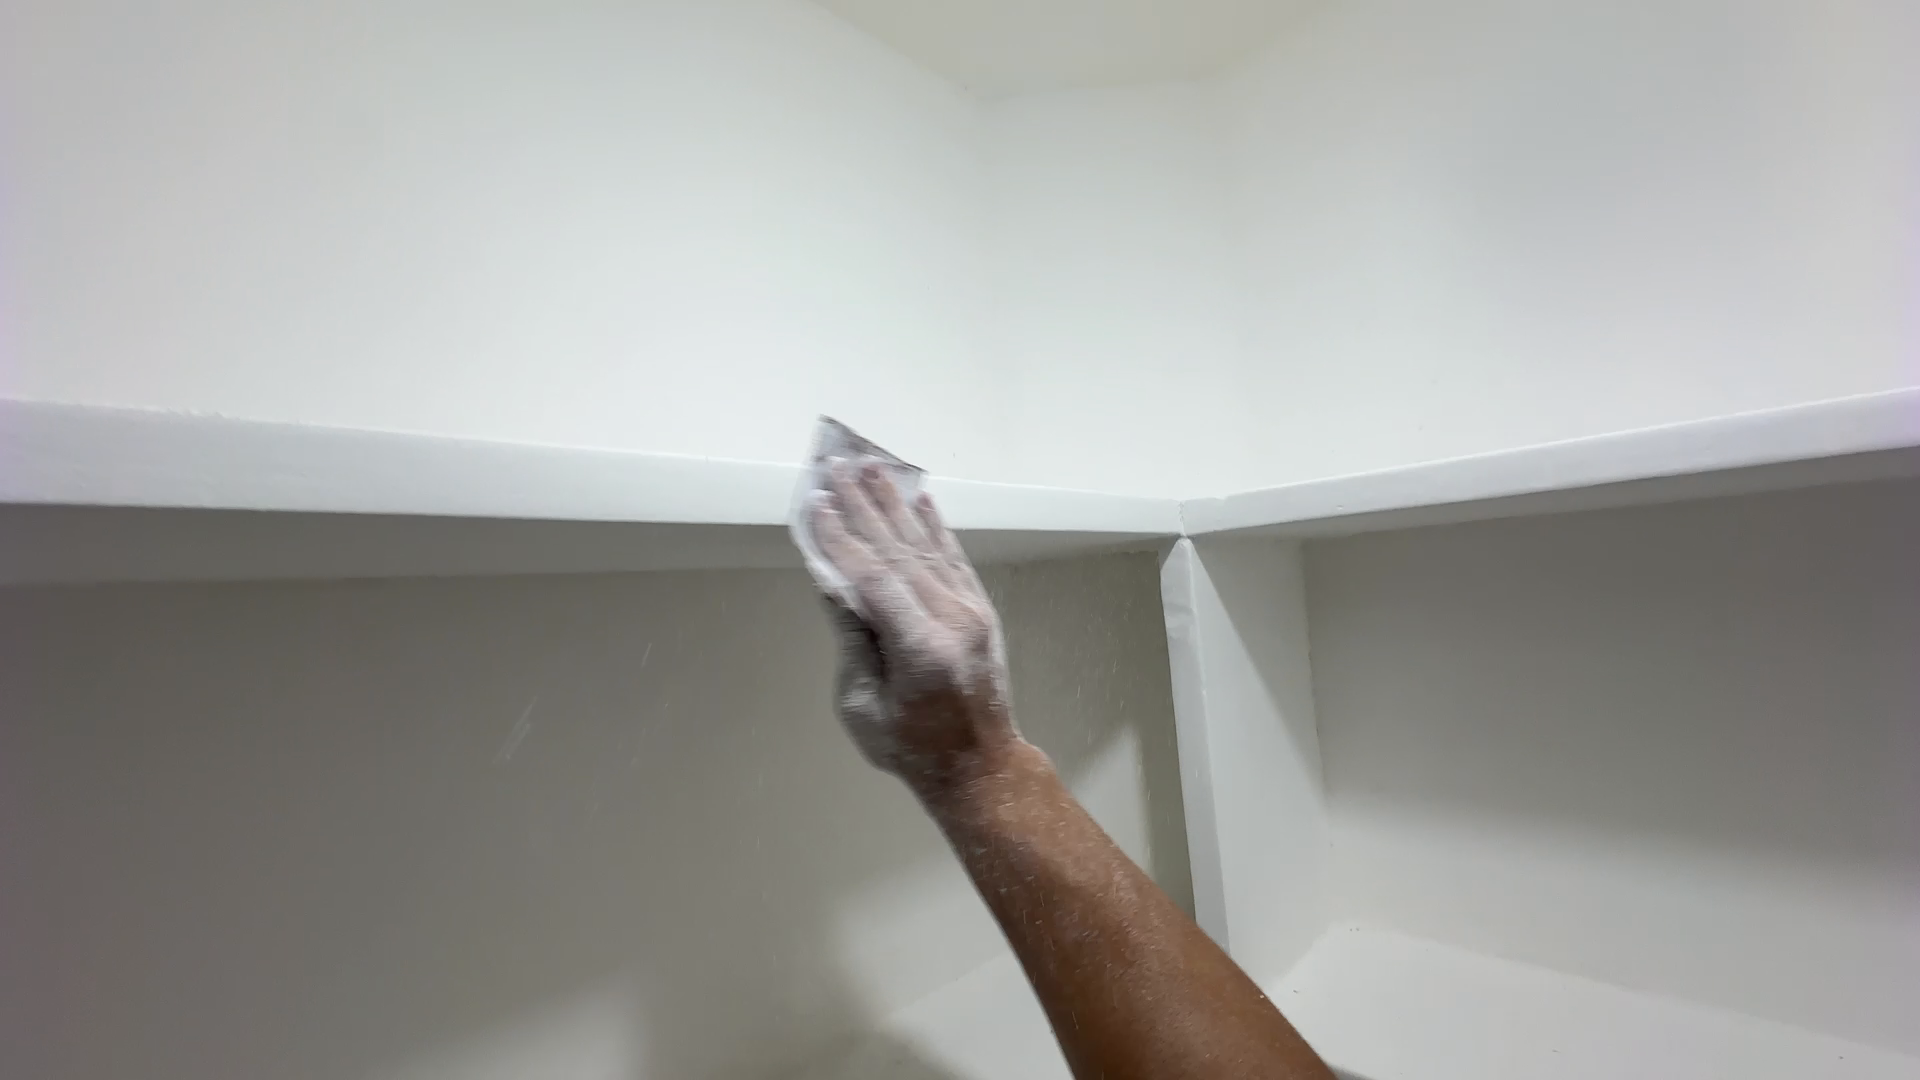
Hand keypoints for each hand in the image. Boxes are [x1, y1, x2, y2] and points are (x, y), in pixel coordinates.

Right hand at [810, 462, 1017, 794]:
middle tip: (839, 465)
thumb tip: (831, 578)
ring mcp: (972, 610)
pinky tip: (922, 499)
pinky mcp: (980, 609)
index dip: (841, 538)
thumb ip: (852, 637)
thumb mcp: (862, 704)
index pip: (872, 576)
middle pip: (900, 549)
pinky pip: (955, 558)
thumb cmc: (910, 746)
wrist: (980, 763)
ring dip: (897, 504)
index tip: (816, 503)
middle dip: (864, 505)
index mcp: (920, 647)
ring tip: (873, 467)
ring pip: (928, 545)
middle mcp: (952, 618)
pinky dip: (937, 526)